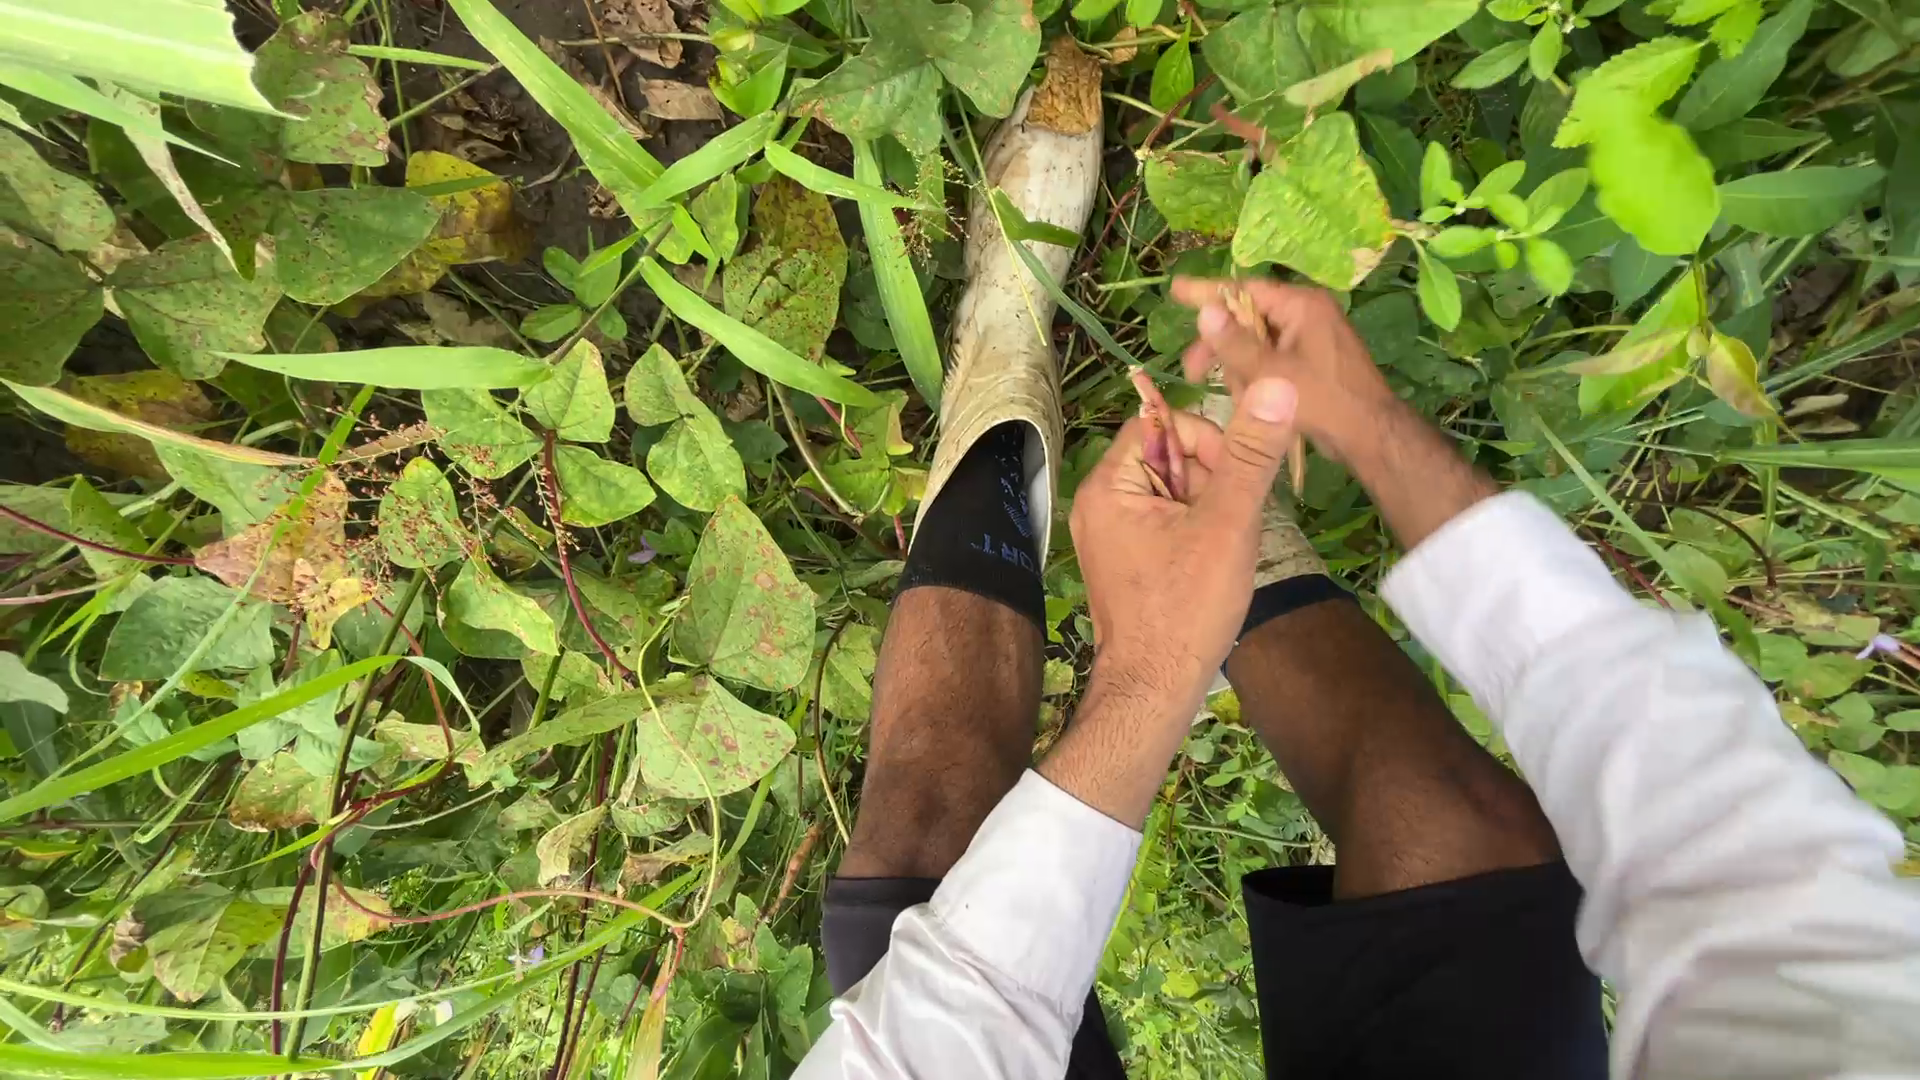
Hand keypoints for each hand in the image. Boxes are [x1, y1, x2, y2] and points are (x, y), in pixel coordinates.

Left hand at [1069, 378, 1299, 719]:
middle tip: (1227, 526)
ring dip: (1207, 508)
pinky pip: (1163, 521)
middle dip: (1209, 481)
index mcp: (1108, 486)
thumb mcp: (1227, 524)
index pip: (1157, 424)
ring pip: (1170, 491)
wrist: (1154, 686)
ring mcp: (1107, 533)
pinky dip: (1193, 531)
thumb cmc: (1186, 608)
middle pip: (1164, 457)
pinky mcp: (1121, 558)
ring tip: (1219, 550)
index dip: (1206, 440)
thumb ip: (1250, 455)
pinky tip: (1208, 563)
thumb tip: (1276, 386)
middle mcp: (1098, 504)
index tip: (1234, 480)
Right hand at [1174, 276, 1497, 551]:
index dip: (1207, 292)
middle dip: (1221, 348)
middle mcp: (1306, 313)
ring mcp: (1309, 336)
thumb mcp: (1270, 373)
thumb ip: (1233, 342)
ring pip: (1254, 343)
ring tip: (1238, 395)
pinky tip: (1249, 397)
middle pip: (1246, 319)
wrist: (1367, 434)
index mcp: (1301, 305)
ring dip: (1239, 368)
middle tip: (1194, 371)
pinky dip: (1254, 376)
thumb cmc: (1323, 400)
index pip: (1244, 289)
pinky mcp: (1309, 359)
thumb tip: (1204, 311)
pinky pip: (1268, 358)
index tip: (1175, 290)